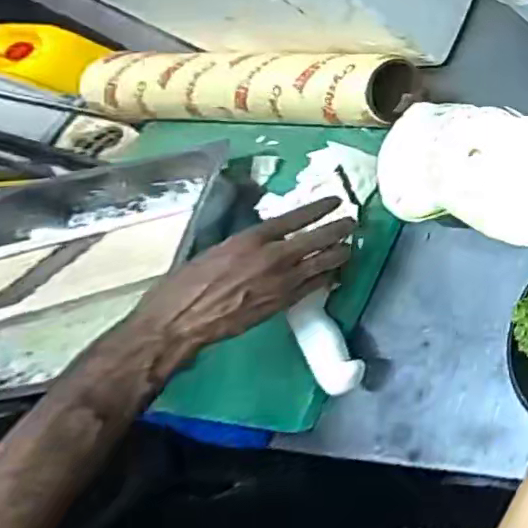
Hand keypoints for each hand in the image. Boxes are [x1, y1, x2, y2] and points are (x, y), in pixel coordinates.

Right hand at [105, 197, 355, 380]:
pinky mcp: (284, 302)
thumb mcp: (215, 251)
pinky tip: (335, 272)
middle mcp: (273, 256)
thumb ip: (246, 243)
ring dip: (341, 251)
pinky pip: (317, 284)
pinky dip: (329, 275)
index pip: (296, 216)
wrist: (175, 326)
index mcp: (252, 239)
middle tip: (352, 223)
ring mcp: (282, 280)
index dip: (320, 207)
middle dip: (341, 227)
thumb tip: (266, 238)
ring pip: (326, 260)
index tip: (336, 201)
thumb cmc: (183, 287)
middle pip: (320, 236)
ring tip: (349, 246)